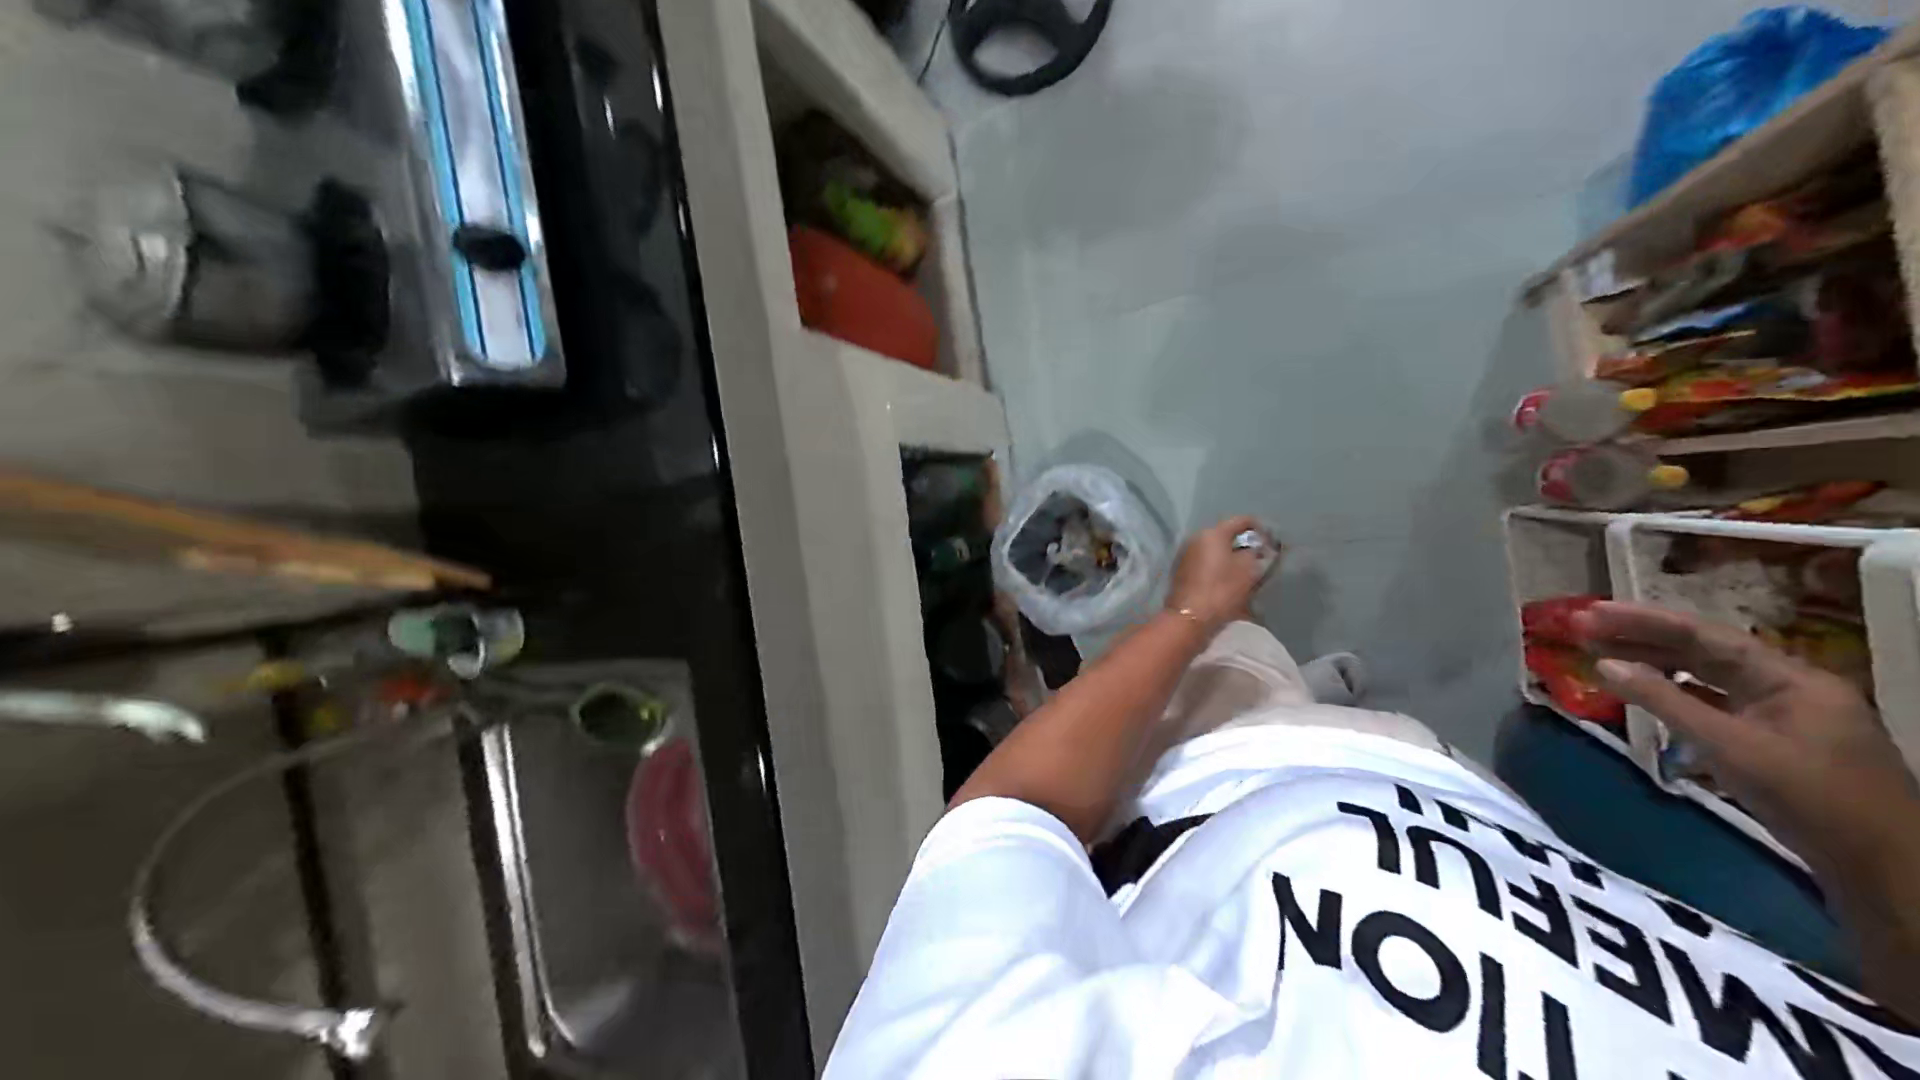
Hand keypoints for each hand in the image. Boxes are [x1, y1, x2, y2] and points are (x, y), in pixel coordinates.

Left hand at [1165, 516, 1274, 632]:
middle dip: (1243, 545)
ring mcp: (1186, 554)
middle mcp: (1196, 539)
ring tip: (1245, 571)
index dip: (1259, 528)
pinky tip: (1227, 579)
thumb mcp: (1248, 569)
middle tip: (1259, 558)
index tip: (1271, 541)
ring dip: (1229, 557)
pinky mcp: (1181, 571)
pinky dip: (1218, 567)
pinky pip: (1205, 562)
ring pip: (1214, 550)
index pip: (1241, 521)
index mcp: (1213, 533)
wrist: (1189, 616)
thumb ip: (1255, 553)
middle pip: (1225, 536)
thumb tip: (1254, 548)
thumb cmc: (1222, 589)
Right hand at [1575, 601, 1919, 870]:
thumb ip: (1663, 701)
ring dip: (1652, 664)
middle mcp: (1788, 687)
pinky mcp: (1771, 738)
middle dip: (1640, 639)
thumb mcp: (1729, 746)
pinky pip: (1713, 702)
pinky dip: (1673, 693)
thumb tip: (1603, 664)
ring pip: (1706, 676)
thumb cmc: (1809, 797)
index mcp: (1791, 679)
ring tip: (1598, 654)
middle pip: (1704, 652)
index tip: (1590, 613)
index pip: (1704, 636)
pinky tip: (1640, 691)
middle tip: (1582, 629)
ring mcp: (1782, 714)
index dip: (1643, 620)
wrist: (1881, 866)